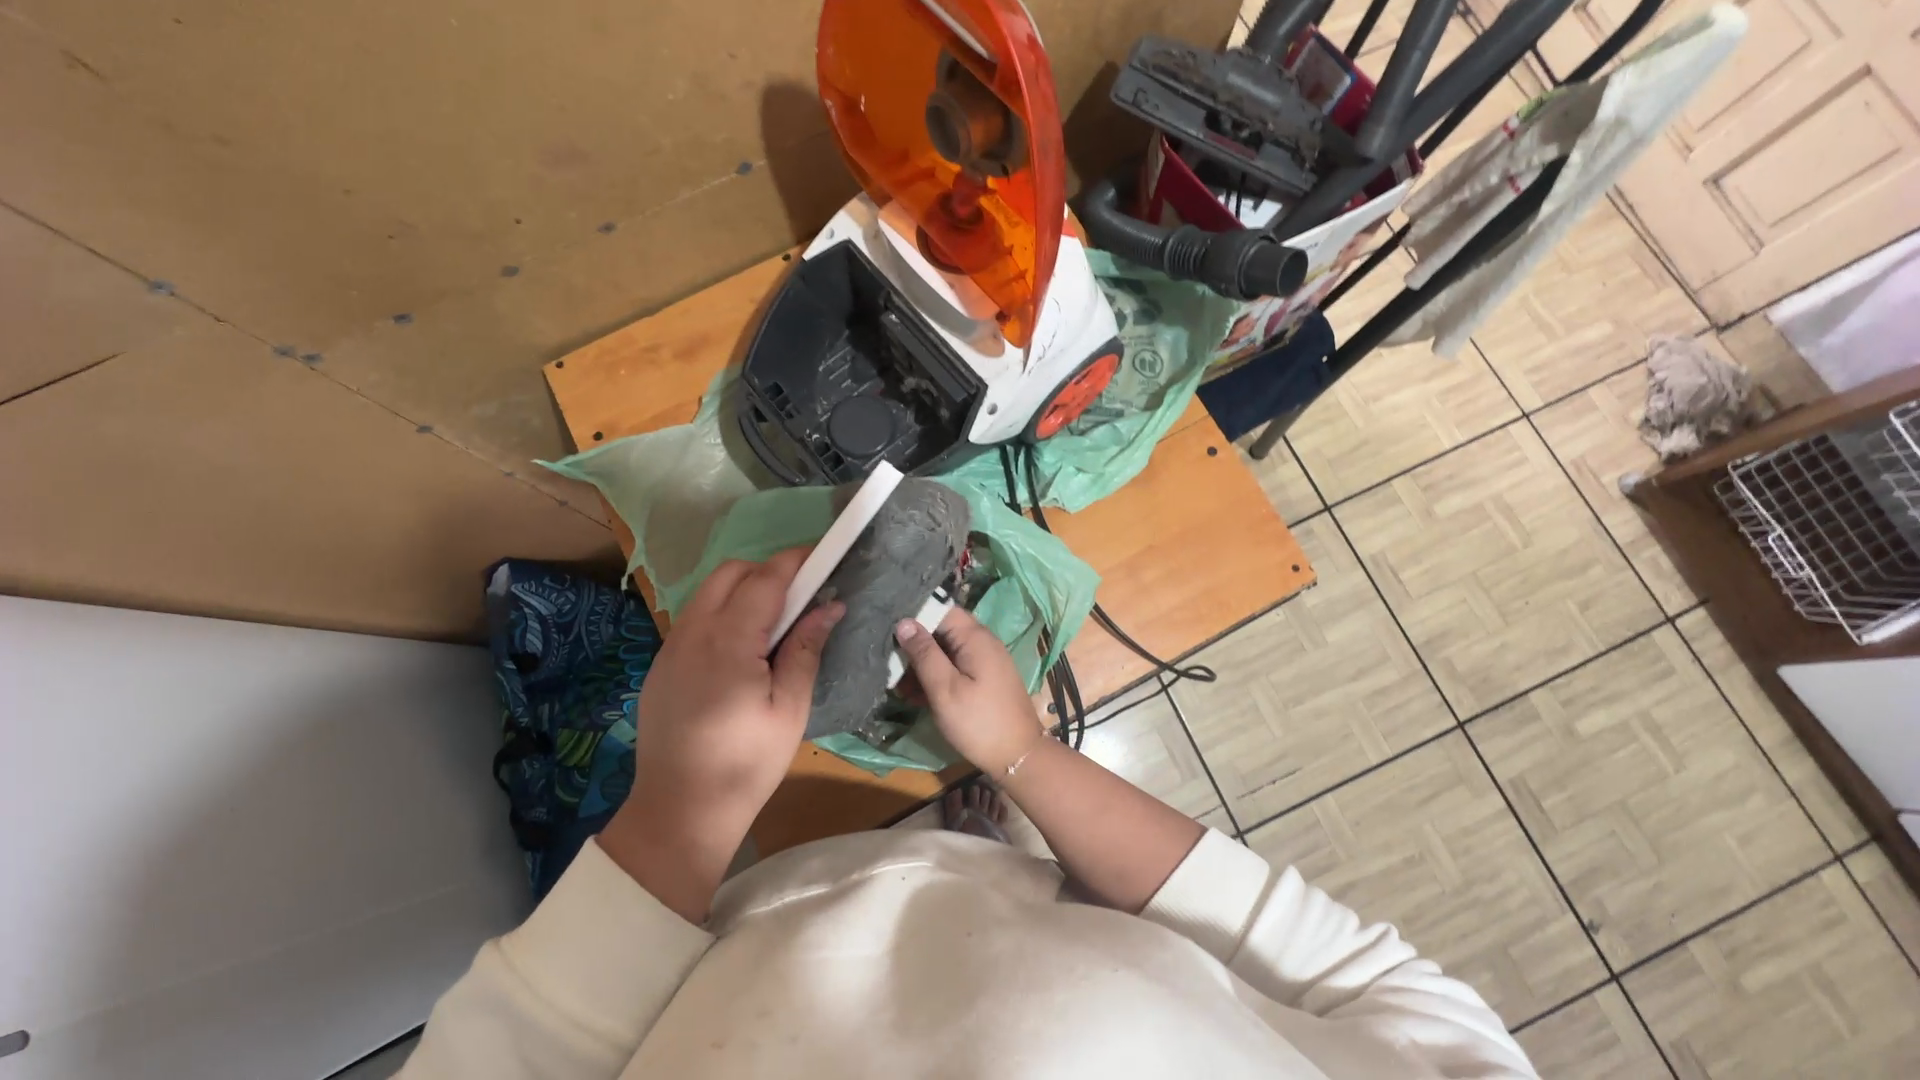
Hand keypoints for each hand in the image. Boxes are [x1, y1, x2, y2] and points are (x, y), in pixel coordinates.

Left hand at [598, 548, 842, 922]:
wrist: (680, 810)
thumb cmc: (746, 765)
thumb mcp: (789, 710)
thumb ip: (806, 650)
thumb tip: (829, 607)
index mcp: (729, 642)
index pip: (765, 578)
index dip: (796, 561)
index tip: (823, 557)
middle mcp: (693, 633)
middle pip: (729, 573)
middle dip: (766, 571)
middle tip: (800, 596)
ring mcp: (670, 647)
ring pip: (707, 593)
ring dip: (741, 591)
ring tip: (773, 624)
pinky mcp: (660, 665)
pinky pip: (693, 620)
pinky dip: (721, 615)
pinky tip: (740, 652)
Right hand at [894, 608, 1046, 775]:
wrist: (1017, 757)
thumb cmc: (978, 722)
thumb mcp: (944, 688)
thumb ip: (924, 653)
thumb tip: (905, 622)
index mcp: (975, 637)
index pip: (941, 609)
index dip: (915, 616)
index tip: (889, 631)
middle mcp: (983, 642)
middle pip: (942, 631)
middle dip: (915, 646)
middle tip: (889, 666)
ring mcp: (985, 662)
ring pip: (946, 652)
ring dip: (923, 666)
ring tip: (899, 688)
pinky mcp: (984, 680)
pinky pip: (955, 669)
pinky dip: (937, 678)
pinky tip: (917, 697)